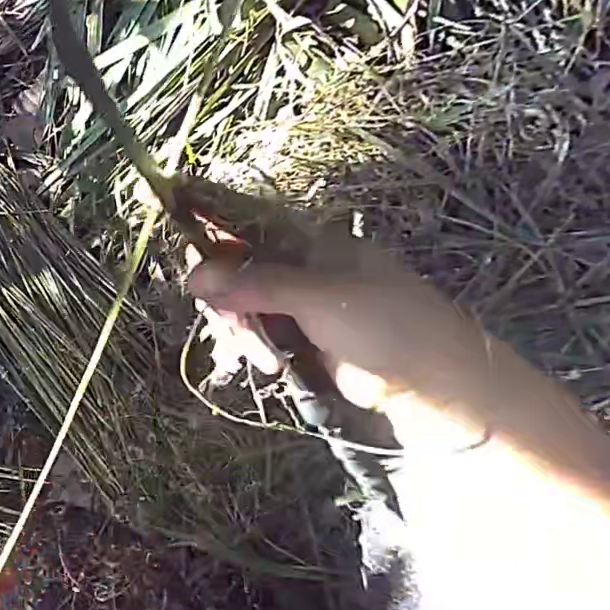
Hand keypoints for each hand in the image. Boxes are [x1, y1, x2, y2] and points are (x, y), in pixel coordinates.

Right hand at [186, 233, 600, 458]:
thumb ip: (257, 284)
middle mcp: (298, 268)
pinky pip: (253, 334)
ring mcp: (296, 305)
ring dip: (238, 330)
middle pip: (234, 269)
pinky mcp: (295, 338)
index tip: (179, 231)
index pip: (249, 223)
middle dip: (224, 297)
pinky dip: (249, 347)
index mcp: (310, 243)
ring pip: (238, 305)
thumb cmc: (385, 325)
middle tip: (230, 324)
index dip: (212, 224)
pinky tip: (261, 363)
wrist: (430, 385)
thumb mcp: (320, 297)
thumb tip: (195, 275)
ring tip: (259, 356)